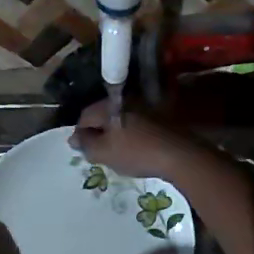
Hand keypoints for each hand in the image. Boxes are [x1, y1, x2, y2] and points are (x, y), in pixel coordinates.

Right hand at [68, 100, 203, 179]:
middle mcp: (127, 99)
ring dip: (117, 134)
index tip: (83, 150)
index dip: (80, 134)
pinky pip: (139, 124)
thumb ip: (86, 144)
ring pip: (122, 119)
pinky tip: (137, 149)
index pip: (85, 116)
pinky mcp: (162, 116)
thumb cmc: (137, 153)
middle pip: (104, 115)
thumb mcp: (104, 153)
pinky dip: (133, 135)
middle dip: (99, 133)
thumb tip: (74, 138)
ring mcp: (146, 106)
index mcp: (110, 105)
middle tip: (99, 152)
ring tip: (118, 153)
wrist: (179, 154)